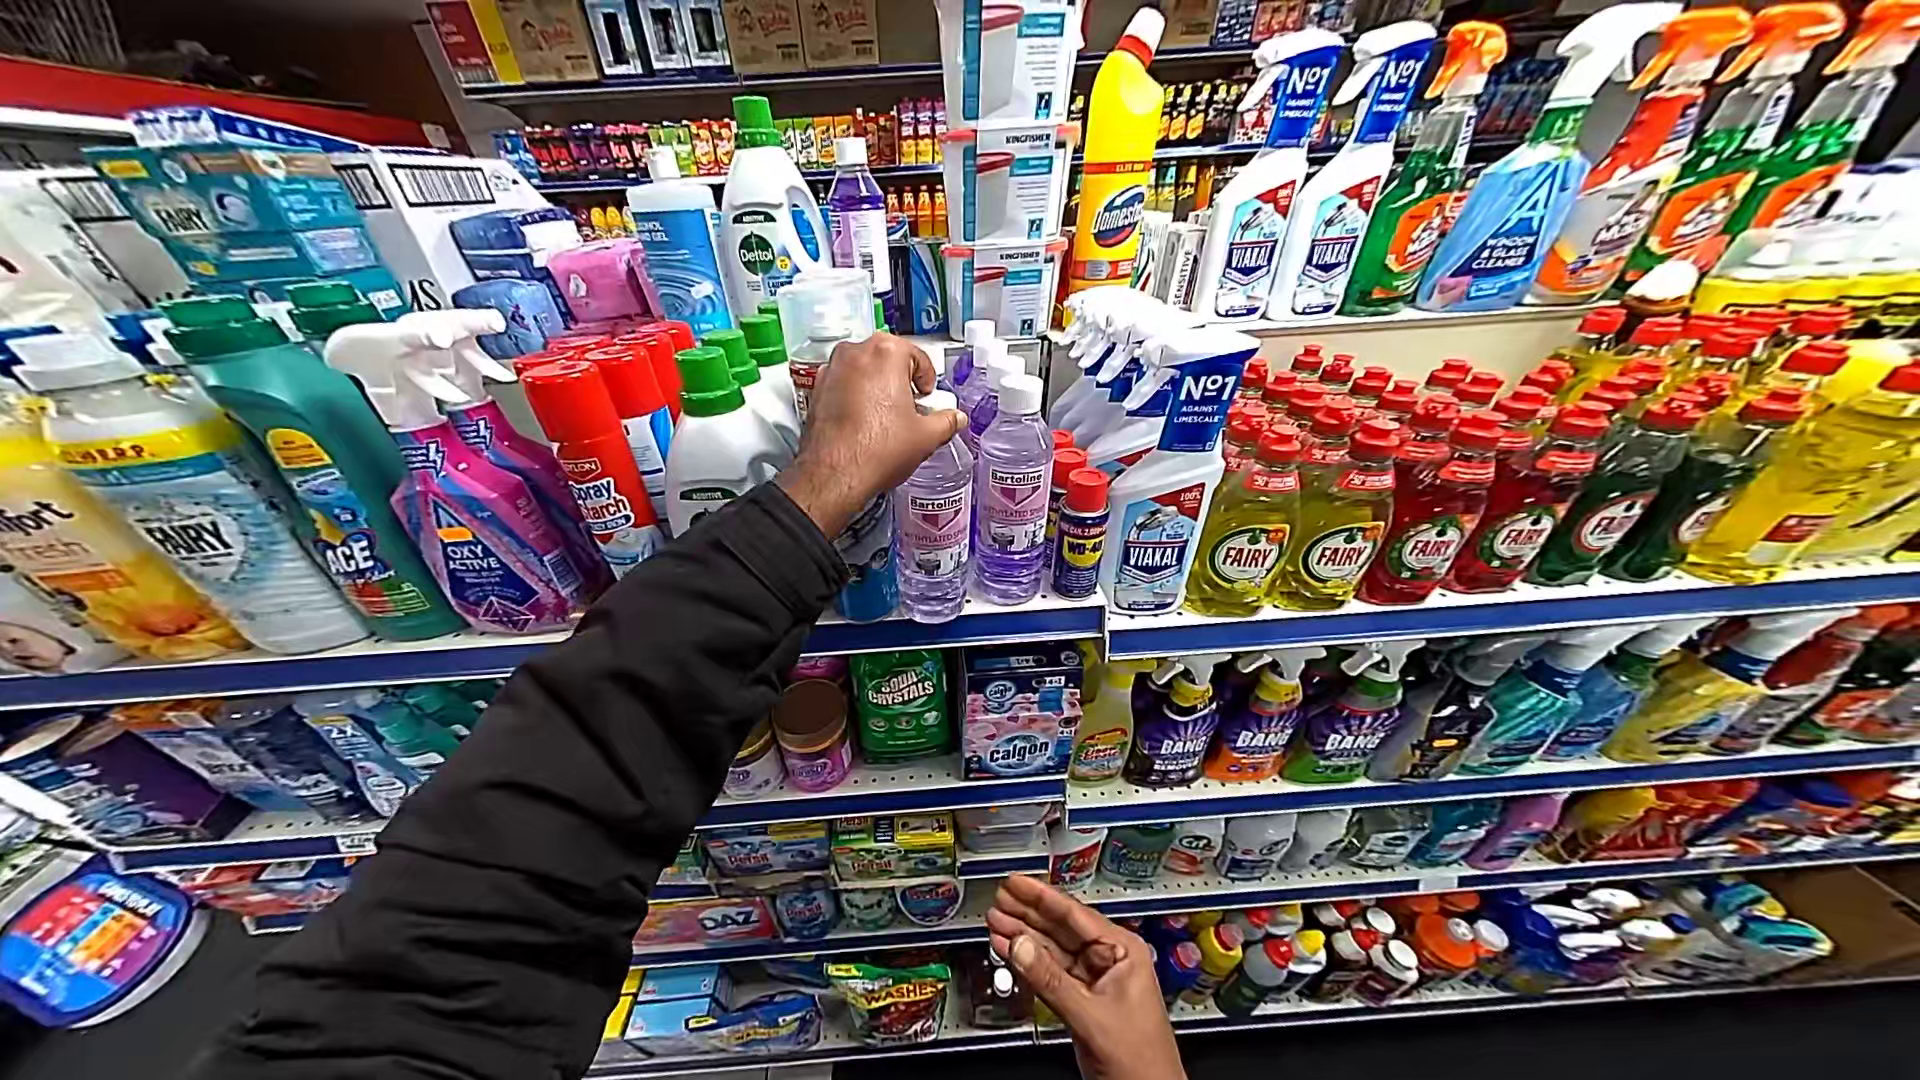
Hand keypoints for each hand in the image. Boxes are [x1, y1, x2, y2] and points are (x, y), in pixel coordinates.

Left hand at [776, 333, 966, 535]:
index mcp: (886, 353)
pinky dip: (857, 397)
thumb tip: (953, 419)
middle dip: (902, 380)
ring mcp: (832, 370)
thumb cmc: (873, 451)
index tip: (928, 395)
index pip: (917, 356)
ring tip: (889, 418)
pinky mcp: (817, 390)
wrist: (834, 475)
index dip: (928, 379)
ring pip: (864, 370)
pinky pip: (845, 385)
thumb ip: (946, 421)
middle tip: (912, 406)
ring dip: (879, 388)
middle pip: (888, 359)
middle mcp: (855, 353)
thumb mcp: (926, 437)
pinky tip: (867, 424)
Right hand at [988, 875, 1185, 1079]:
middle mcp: (1108, 958)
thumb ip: (1052, 981)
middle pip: (1060, 926)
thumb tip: (1020, 945)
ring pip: (1051, 948)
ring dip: (1023, 935)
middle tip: (1000, 897)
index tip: (1016, 882)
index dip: (1041, 895)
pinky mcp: (1081, 1000)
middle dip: (1027, 912)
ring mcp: (1093, 979)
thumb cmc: (1143, 1065)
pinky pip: (1049, 972)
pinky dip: (1028, 962)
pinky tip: (1009, 950)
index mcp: (1122, 950)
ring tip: (997, 919)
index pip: (1074, 913)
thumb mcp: (1092, 1017)